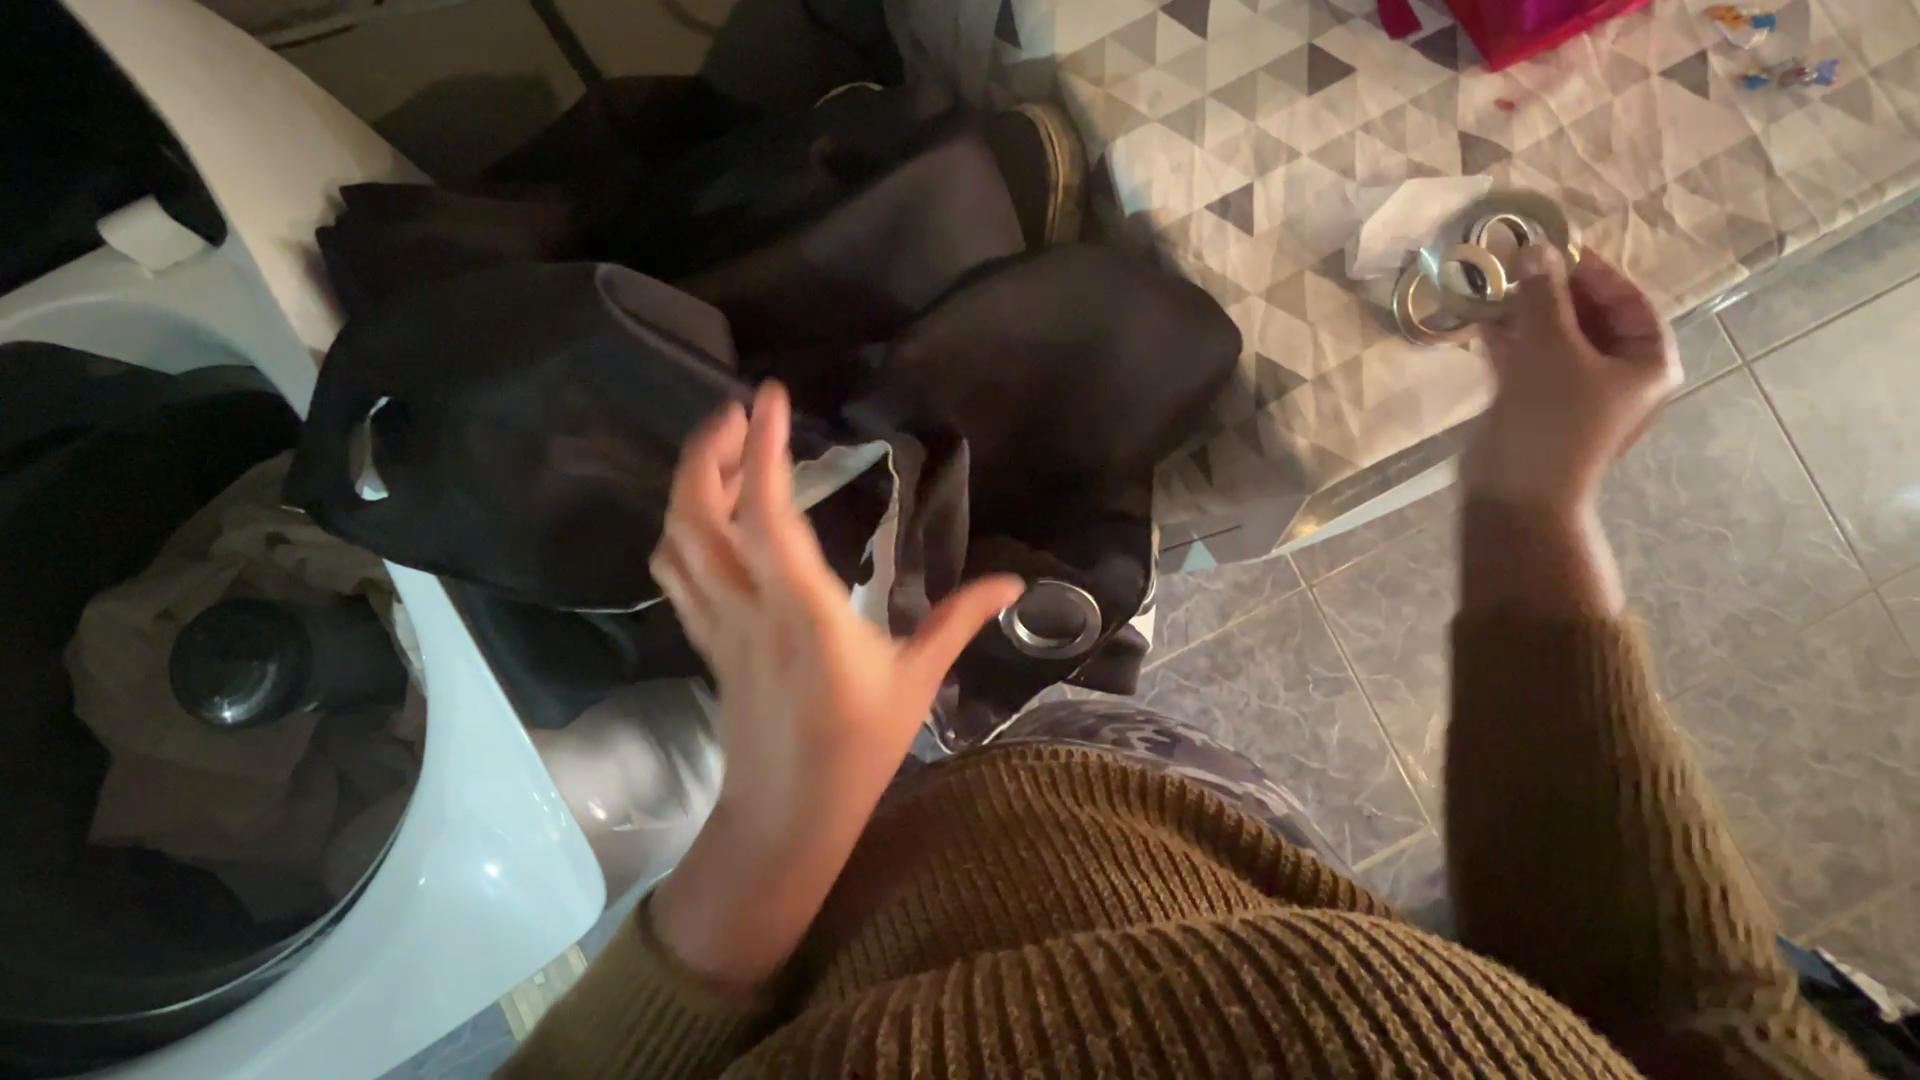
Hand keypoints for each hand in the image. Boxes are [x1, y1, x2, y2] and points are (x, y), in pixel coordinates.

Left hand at [646, 381, 1022, 989]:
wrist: (786, 816)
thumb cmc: (857, 750)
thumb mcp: (917, 681)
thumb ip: (958, 621)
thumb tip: (1011, 582)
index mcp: (806, 612)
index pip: (768, 516)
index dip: (761, 450)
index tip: (769, 398)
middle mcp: (750, 610)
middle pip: (698, 517)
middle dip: (707, 452)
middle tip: (737, 413)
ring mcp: (719, 627)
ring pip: (677, 543)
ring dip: (689, 487)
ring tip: (722, 453)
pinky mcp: (708, 643)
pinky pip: (677, 575)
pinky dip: (682, 530)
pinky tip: (707, 518)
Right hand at [1463, 246, 1679, 514]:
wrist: (1514, 492)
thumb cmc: (1549, 420)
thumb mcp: (1549, 349)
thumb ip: (1543, 296)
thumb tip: (1536, 247)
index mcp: (1647, 363)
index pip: (1630, 302)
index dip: (1594, 273)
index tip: (1556, 251)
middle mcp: (1617, 377)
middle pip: (1591, 321)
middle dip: (1554, 294)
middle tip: (1518, 270)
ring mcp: (1574, 395)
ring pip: (1555, 342)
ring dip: (1526, 317)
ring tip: (1494, 292)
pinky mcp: (1536, 409)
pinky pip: (1528, 364)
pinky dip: (1509, 344)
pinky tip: (1482, 324)